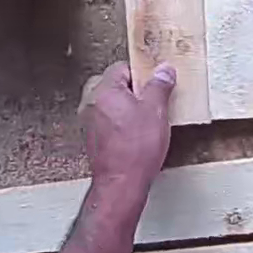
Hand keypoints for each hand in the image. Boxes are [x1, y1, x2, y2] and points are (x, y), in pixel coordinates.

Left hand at [80, 61, 173, 196]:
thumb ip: (159, 86)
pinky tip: (135, 136)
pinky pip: (108, 122)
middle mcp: (91, 103)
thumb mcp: (156, 111)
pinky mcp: (92, 139)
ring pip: (111, 104)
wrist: (121, 184)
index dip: (142, 74)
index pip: (122, 67)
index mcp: (104, 90)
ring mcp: (89, 122)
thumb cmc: (135, 150)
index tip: (155, 84)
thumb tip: (164, 70)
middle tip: (152, 103)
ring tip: (145, 122)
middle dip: (133, 92)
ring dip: (127, 108)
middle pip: (114, 85)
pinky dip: (120, 124)